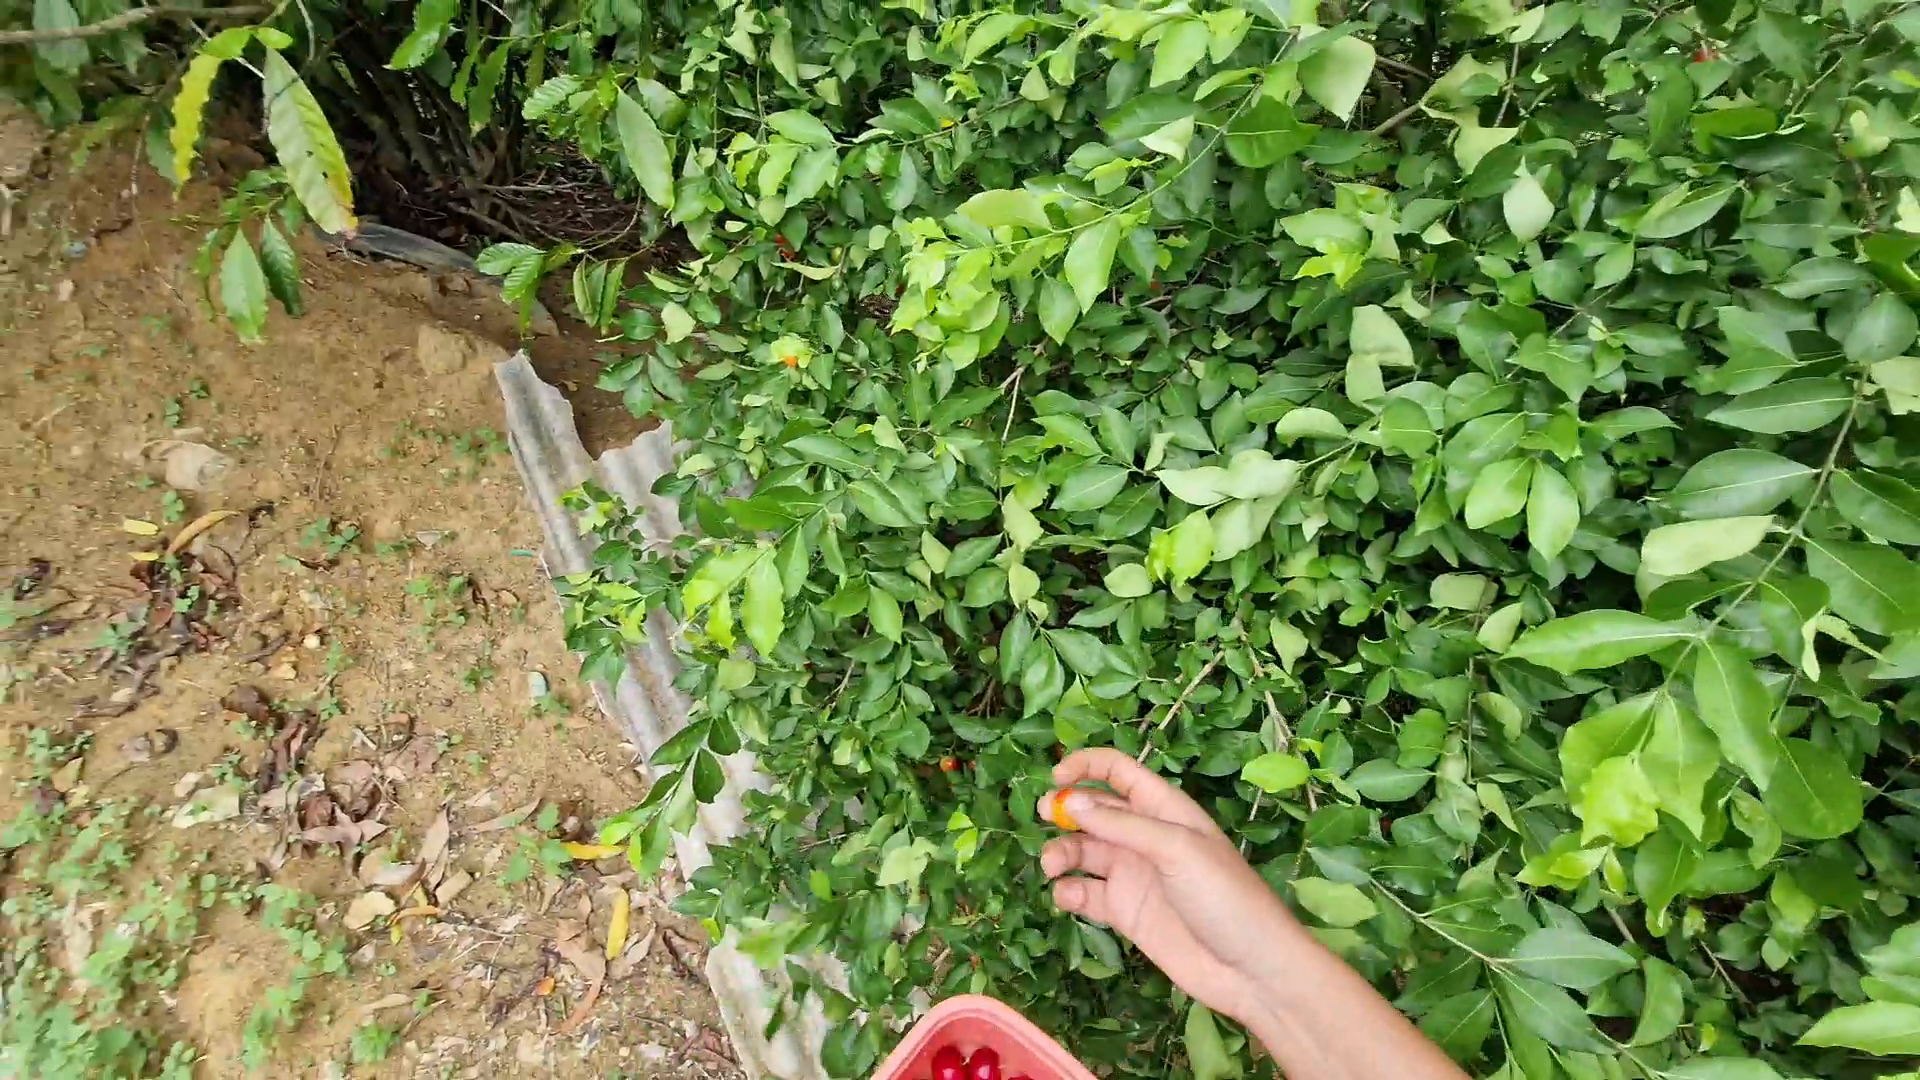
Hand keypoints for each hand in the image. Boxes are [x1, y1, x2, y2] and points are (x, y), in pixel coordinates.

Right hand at [1036, 748, 1303, 1024]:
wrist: (1253, 972)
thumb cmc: (1226, 896)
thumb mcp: (1176, 849)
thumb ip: (1122, 825)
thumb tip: (1072, 802)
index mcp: (1162, 808)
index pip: (1118, 771)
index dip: (1086, 766)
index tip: (1057, 777)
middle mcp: (1143, 836)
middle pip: (1094, 809)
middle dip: (1066, 808)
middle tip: (1046, 815)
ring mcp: (1133, 874)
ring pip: (1084, 849)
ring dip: (1062, 851)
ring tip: (1053, 865)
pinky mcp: (1125, 911)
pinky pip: (1087, 892)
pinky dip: (1069, 890)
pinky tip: (1066, 896)